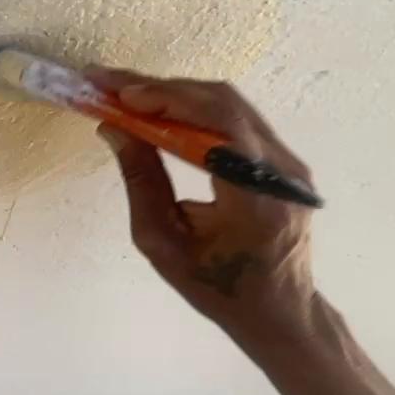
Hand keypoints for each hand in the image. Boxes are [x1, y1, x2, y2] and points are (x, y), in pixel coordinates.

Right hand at [89, 70, 319, 347]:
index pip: (218, 125)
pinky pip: (233, 115)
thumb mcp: (161, 241)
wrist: (278, 312)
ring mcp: (288, 163)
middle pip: (221, 103)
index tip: (120, 95)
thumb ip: (140, 180)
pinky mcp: (282, 160)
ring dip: (171, 92)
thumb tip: (114, 128)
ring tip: (122, 91)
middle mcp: (281, 171)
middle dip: (157, 88)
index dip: (167, 100)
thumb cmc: (215, 285)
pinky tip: (154, 107)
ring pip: (227, 102)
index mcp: (255, 197)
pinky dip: (188, 105)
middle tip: (106, 83)